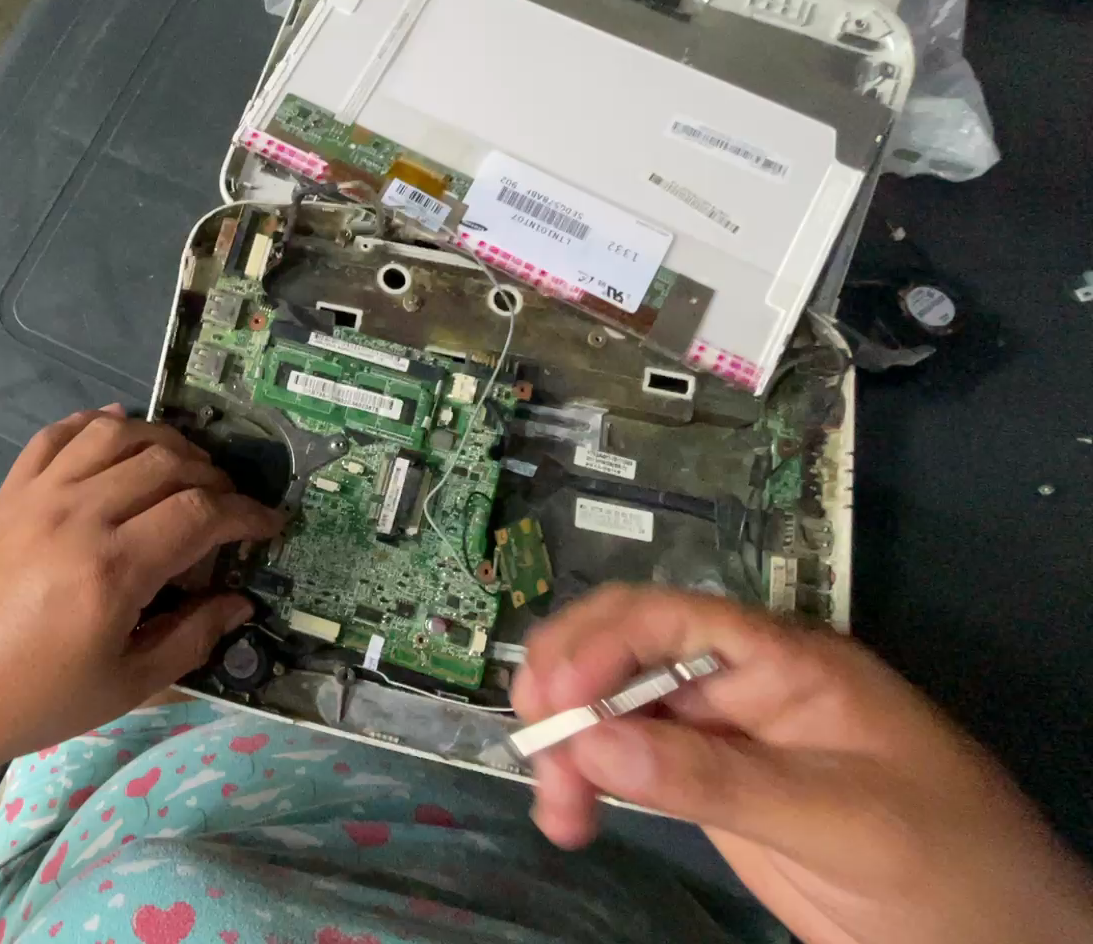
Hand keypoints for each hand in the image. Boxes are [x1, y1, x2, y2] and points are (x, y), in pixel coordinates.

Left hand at [0, 406, 281, 779]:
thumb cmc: (32, 702)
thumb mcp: (125, 686)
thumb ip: (192, 637)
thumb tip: (241, 601)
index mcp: (112, 568)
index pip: (199, 512)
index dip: (246, 513)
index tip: (269, 524)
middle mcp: (78, 513)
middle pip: (167, 463)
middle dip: (214, 477)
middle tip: (230, 506)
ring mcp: (38, 494)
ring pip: (116, 435)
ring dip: (163, 441)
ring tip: (186, 467)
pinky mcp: (8, 491)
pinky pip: (57, 435)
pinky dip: (95, 423)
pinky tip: (117, 430)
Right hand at [511, 586, 1092, 943]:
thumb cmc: (957, 875)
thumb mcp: (844, 823)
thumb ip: (714, 779)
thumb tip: (590, 743)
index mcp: (777, 658)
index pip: (664, 618)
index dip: (598, 644)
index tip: (555, 700)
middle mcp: (727, 678)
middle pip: (614, 650)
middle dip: (563, 690)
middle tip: (535, 742)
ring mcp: (705, 726)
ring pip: (601, 704)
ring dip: (563, 744)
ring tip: (556, 807)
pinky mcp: (690, 773)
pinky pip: (613, 755)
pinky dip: (580, 777)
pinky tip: (569, 814)